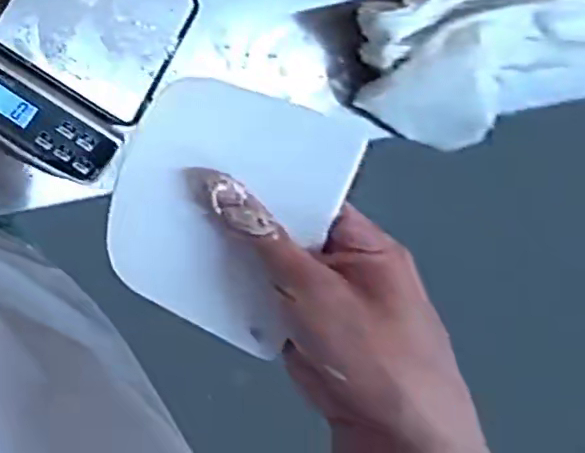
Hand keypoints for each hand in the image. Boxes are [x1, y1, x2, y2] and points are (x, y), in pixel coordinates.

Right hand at [194, 171, 488, 452]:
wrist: (398, 447)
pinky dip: (233, 279)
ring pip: (264, 255)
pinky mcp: (299, 319)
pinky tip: (201, 265)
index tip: (217, 161)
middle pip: (280, 223)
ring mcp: (320, 293)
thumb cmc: (382, 365)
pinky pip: (258, 286)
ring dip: (232, 247)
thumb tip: (220, 184)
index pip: (306, 194)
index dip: (262, 175)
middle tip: (192, 186)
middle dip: (239, 211)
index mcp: (366, 246)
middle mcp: (343, 263)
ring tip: (187, 218)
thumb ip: (262, 234)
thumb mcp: (315, 288)